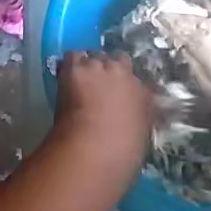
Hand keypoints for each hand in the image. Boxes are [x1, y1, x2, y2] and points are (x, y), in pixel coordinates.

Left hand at [53, 50, 151, 173]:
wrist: (93, 150)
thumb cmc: (119, 154)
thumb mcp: (138, 136)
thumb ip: (137, 118)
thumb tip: (131, 115)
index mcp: (143, 93)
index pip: (137, 81)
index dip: (126, 86)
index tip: (119, 96)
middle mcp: (123, 73)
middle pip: (116, 60)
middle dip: (109, 70)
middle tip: (99, 88)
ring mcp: (99, 67)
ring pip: (94, 57)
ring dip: (89, 67)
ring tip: (81, 82)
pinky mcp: (76, 69)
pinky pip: (73, 57)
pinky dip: (70, 65)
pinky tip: (67, 77)